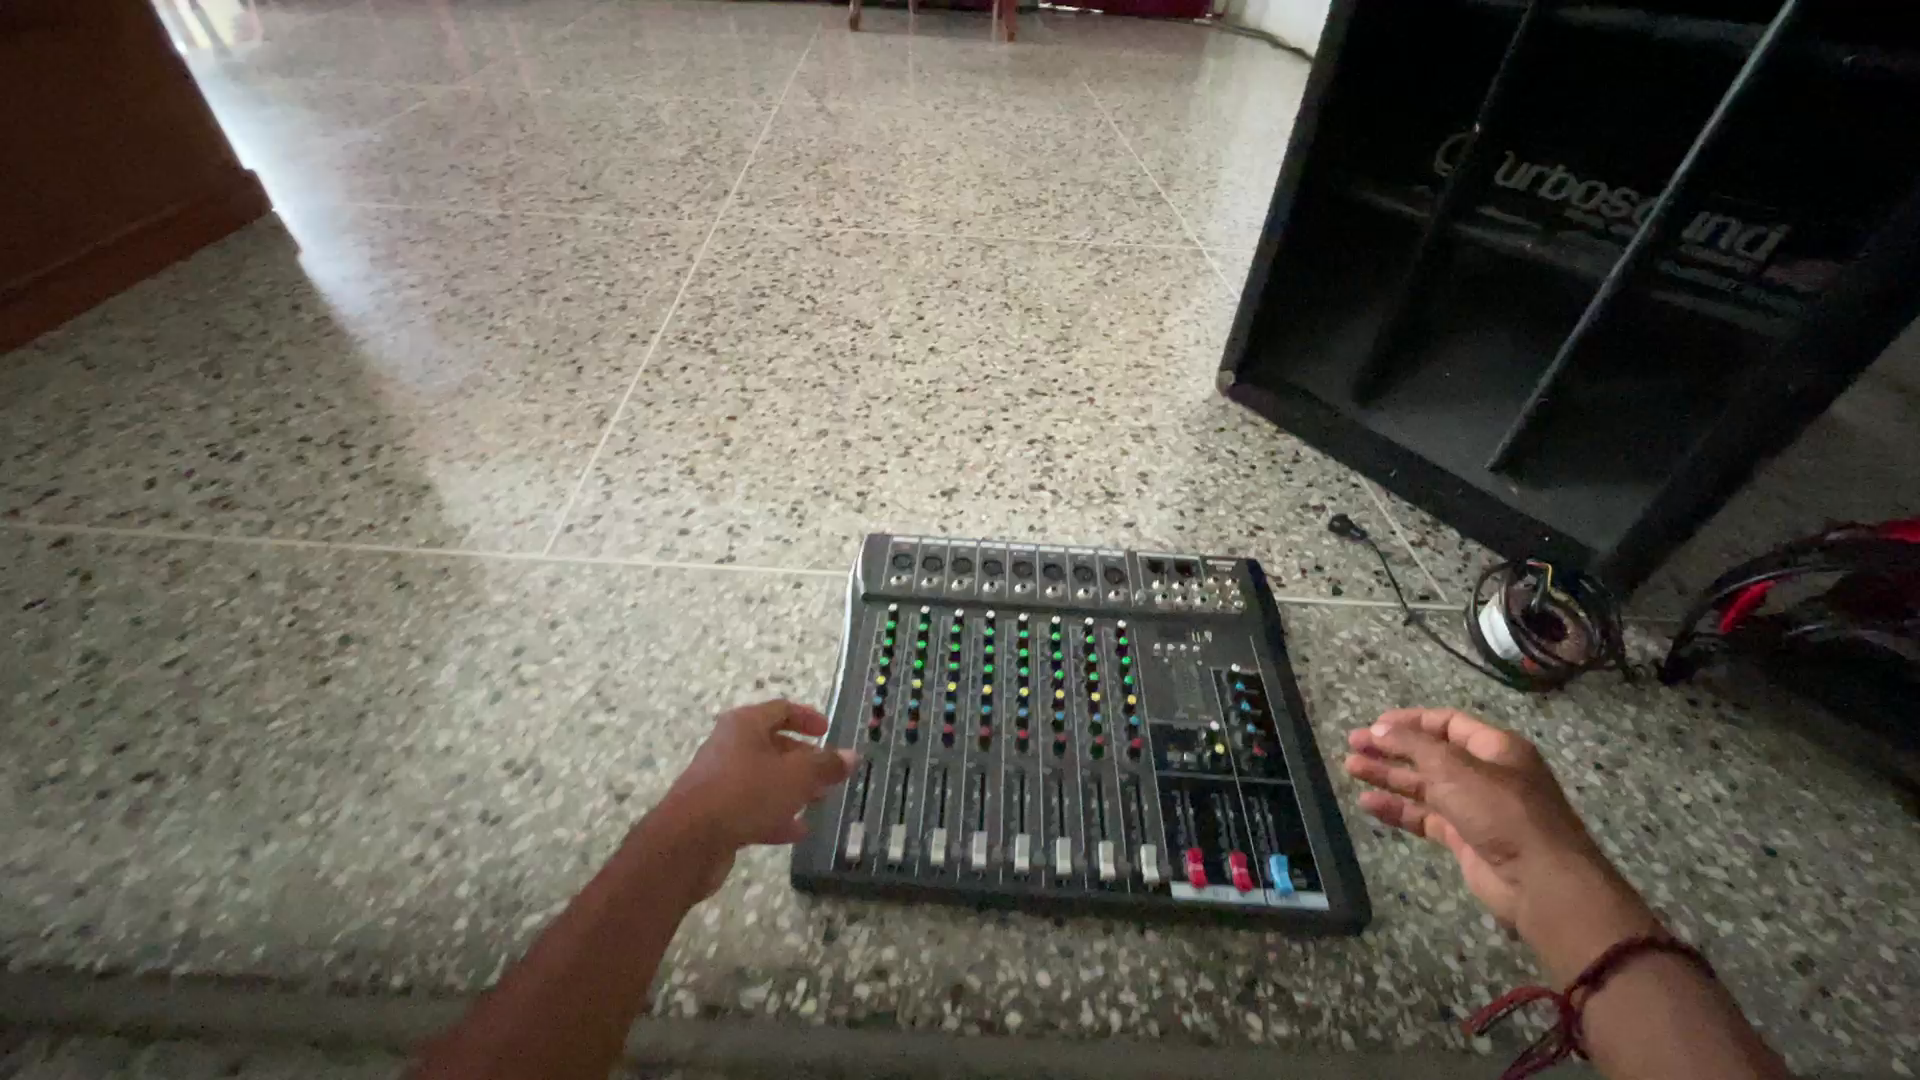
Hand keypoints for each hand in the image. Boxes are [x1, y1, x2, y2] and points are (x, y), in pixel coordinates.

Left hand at [657, 699, 856, 897]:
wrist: (688, 842)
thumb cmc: (746, 793)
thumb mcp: (796, 776)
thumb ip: (826, 765)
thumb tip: (851, 756)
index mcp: (745, 725)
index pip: (781, 709)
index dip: (807, 718)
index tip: (828, 731)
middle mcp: (729, 746)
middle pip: (773, 745)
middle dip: (804, 760)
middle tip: (827, 774)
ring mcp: (719, 780)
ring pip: (763, 778)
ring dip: (792, 789)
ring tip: (818, 802)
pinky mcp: (714, 812)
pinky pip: (751, 806)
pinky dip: (774, 814)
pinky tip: (796, 831)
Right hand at [1344, 708, 1658, 978]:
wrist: (1541, 883)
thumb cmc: (1501, 812)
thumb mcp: (1453, 768)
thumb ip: (1412, 745)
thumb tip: (1378, 729)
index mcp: (1495, 749)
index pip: (1447, 723)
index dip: (1409, 721)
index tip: (1374, 725)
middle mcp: (1485, 774)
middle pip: (1430, 754)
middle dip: (1391, 749)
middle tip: (1353, 745)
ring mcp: (1475, 808)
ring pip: (1424, 785)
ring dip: (1388, 776)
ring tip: (1351, 769)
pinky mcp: (1465, 838)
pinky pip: (1425, 817)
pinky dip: (1398, 809)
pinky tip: (1368, 804)